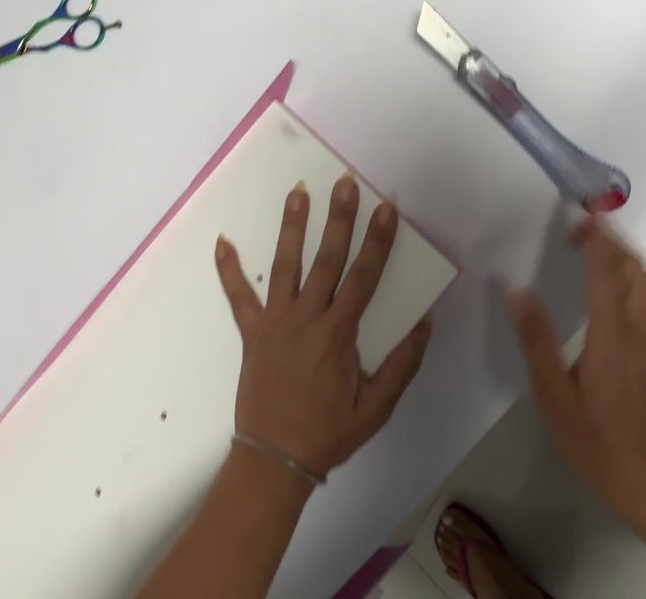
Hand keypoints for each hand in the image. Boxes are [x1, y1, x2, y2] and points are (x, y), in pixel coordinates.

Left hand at [214, 176, 432, 479]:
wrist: (274, 460)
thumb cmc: (330, 433)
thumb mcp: (377, 407)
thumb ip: (403, 364)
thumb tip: (424, 323)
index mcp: (338, 334)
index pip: (364, 277)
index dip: (378, 240)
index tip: (387, 207)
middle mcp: (306, 319)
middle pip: (326, 260)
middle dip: (339, 219)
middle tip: (344, 183)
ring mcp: (274, 323)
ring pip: (284, 266)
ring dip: (292, 227)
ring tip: (297, 191)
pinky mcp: (251, 334)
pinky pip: (238, 298)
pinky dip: (229, 270)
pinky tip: (222, 241)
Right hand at [509, 217, 645, 511]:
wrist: (641, 474)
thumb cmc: (590, 435)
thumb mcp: (551, 392)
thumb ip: (536, 339)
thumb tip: (516, 291)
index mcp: (609, 334)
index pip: (606, 271)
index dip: (599, 235)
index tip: (589, 207)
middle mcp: (636, 328)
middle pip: (635, 269)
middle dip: (613, 240)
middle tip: (582, 228)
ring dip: (629, 258)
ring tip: (601, 250)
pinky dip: (639, 280)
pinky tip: (620, 289)